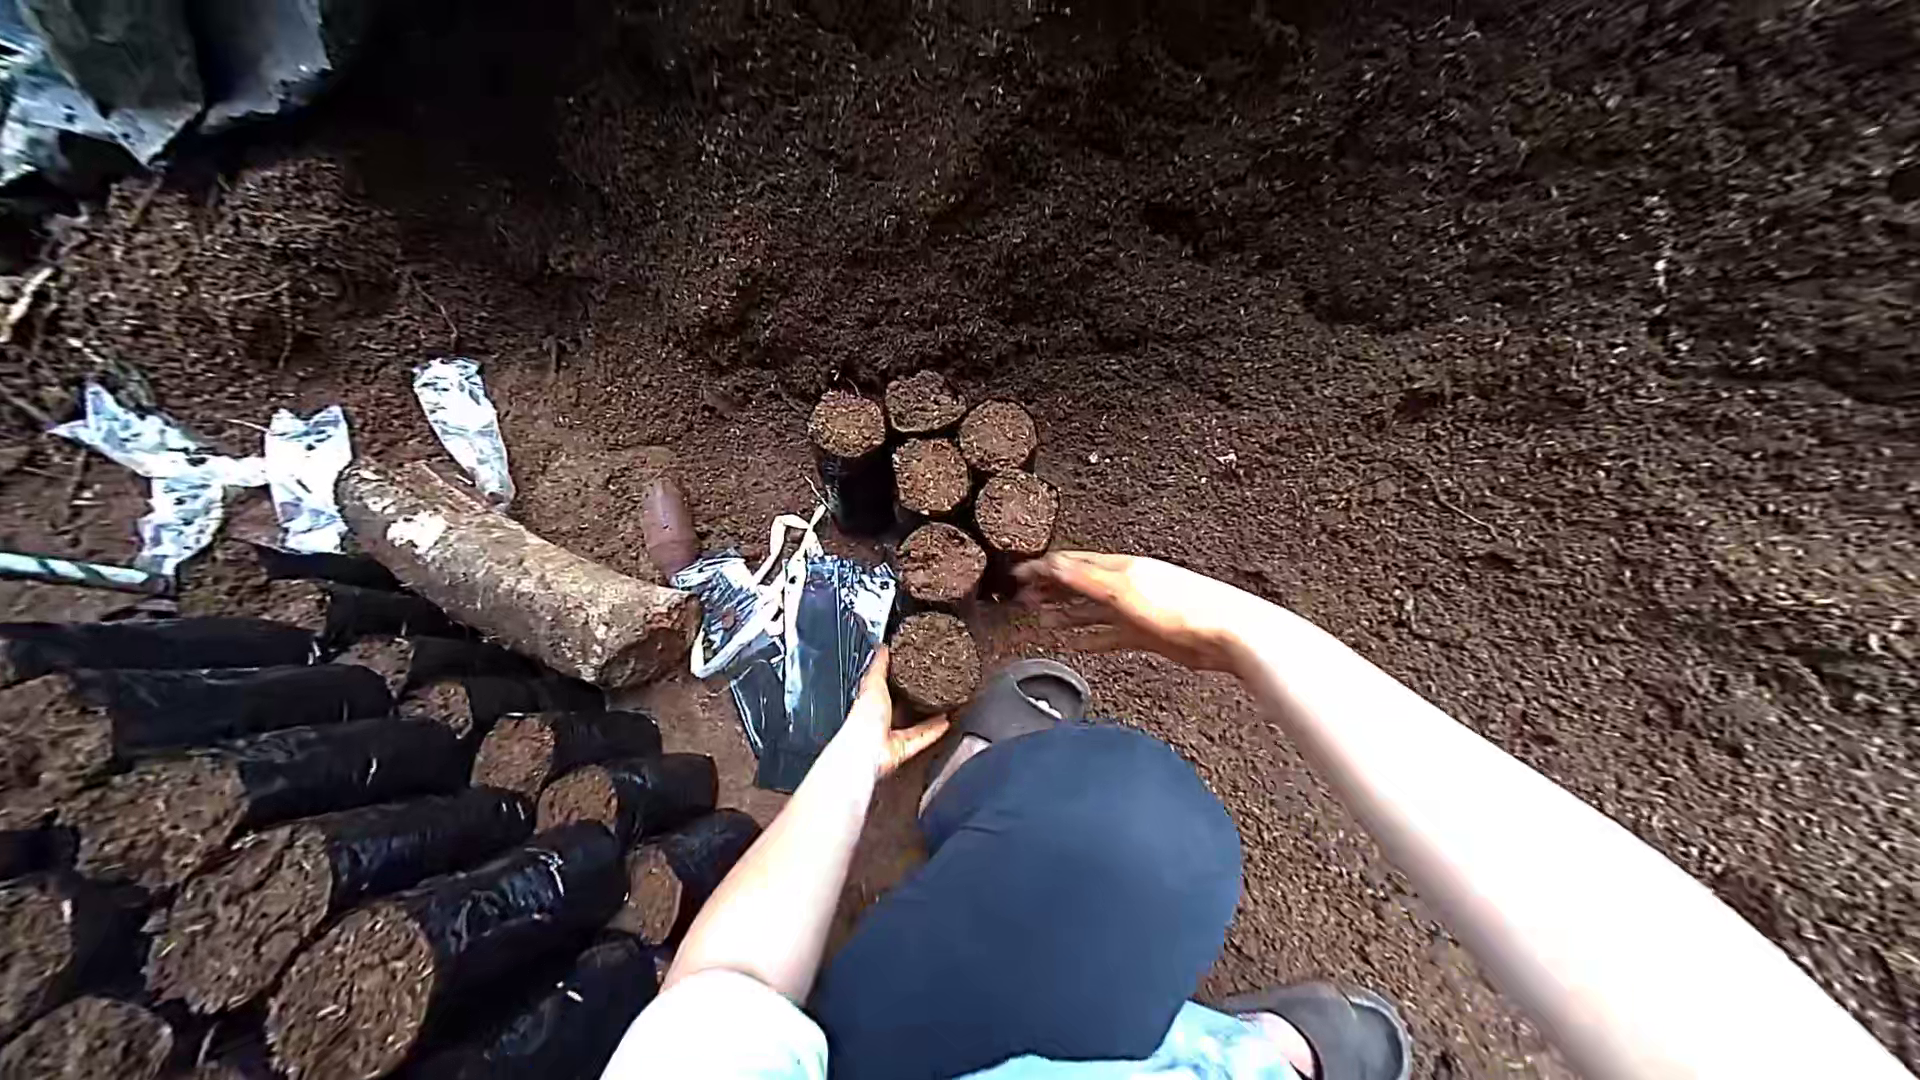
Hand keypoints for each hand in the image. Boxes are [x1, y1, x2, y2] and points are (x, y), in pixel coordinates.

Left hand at [836, 647, 949, 778]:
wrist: (866, 749)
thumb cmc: (863, 718)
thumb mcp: (872, 682)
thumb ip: (879, 665)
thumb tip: (882, 647)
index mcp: (871, 702)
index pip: (885, 687)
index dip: (897, 679)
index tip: (912, 669)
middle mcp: (881, 719)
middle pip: (902, 707)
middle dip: (917, 698)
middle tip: (934, 687)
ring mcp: (893, 735)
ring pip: (915, 724)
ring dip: (930, 716)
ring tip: (945, 704)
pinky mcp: (905, 748)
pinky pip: (923, 737)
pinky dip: (935, 730)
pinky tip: (946, 721)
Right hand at [1015, 551, 1272, 672]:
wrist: (1227, 634)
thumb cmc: (1181, 607)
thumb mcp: (1124, 589)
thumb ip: (1085, 577)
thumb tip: (1050, 563)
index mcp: (1120, 567)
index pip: (1072, 562)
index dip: (1043, 568)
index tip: (1017, 575)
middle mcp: (1125, 584)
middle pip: (1079, 584)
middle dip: (1050, 589)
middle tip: (1024, 597)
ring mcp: (1135, 609)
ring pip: (1091, 610)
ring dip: (1065, 612)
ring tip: (1041, 618)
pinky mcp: (1145, 634)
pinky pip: (1108, 634)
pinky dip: (1089, 637)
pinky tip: (1075, 643)